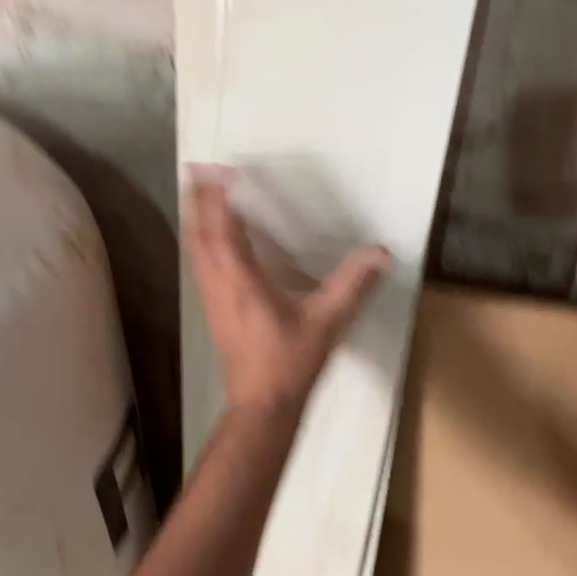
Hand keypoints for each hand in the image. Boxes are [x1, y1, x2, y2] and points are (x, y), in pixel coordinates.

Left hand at [186, 172, 388, 414]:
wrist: (261, 405)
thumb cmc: (290, 363)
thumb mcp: (327, 323)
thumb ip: (353, 286)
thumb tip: (381, 254)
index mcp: (242, 281)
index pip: (223, 228)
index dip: (219, 197)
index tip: (223, 170)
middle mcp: (219, 285)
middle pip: (199, 233)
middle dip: (198, 200)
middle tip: (201, 171)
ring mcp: (212, 300)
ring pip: (195, 251)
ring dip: (196, 221)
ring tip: (201, 197)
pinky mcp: (213, 313)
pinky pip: (200, 268)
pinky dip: (201, 245)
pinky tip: (211, 245)